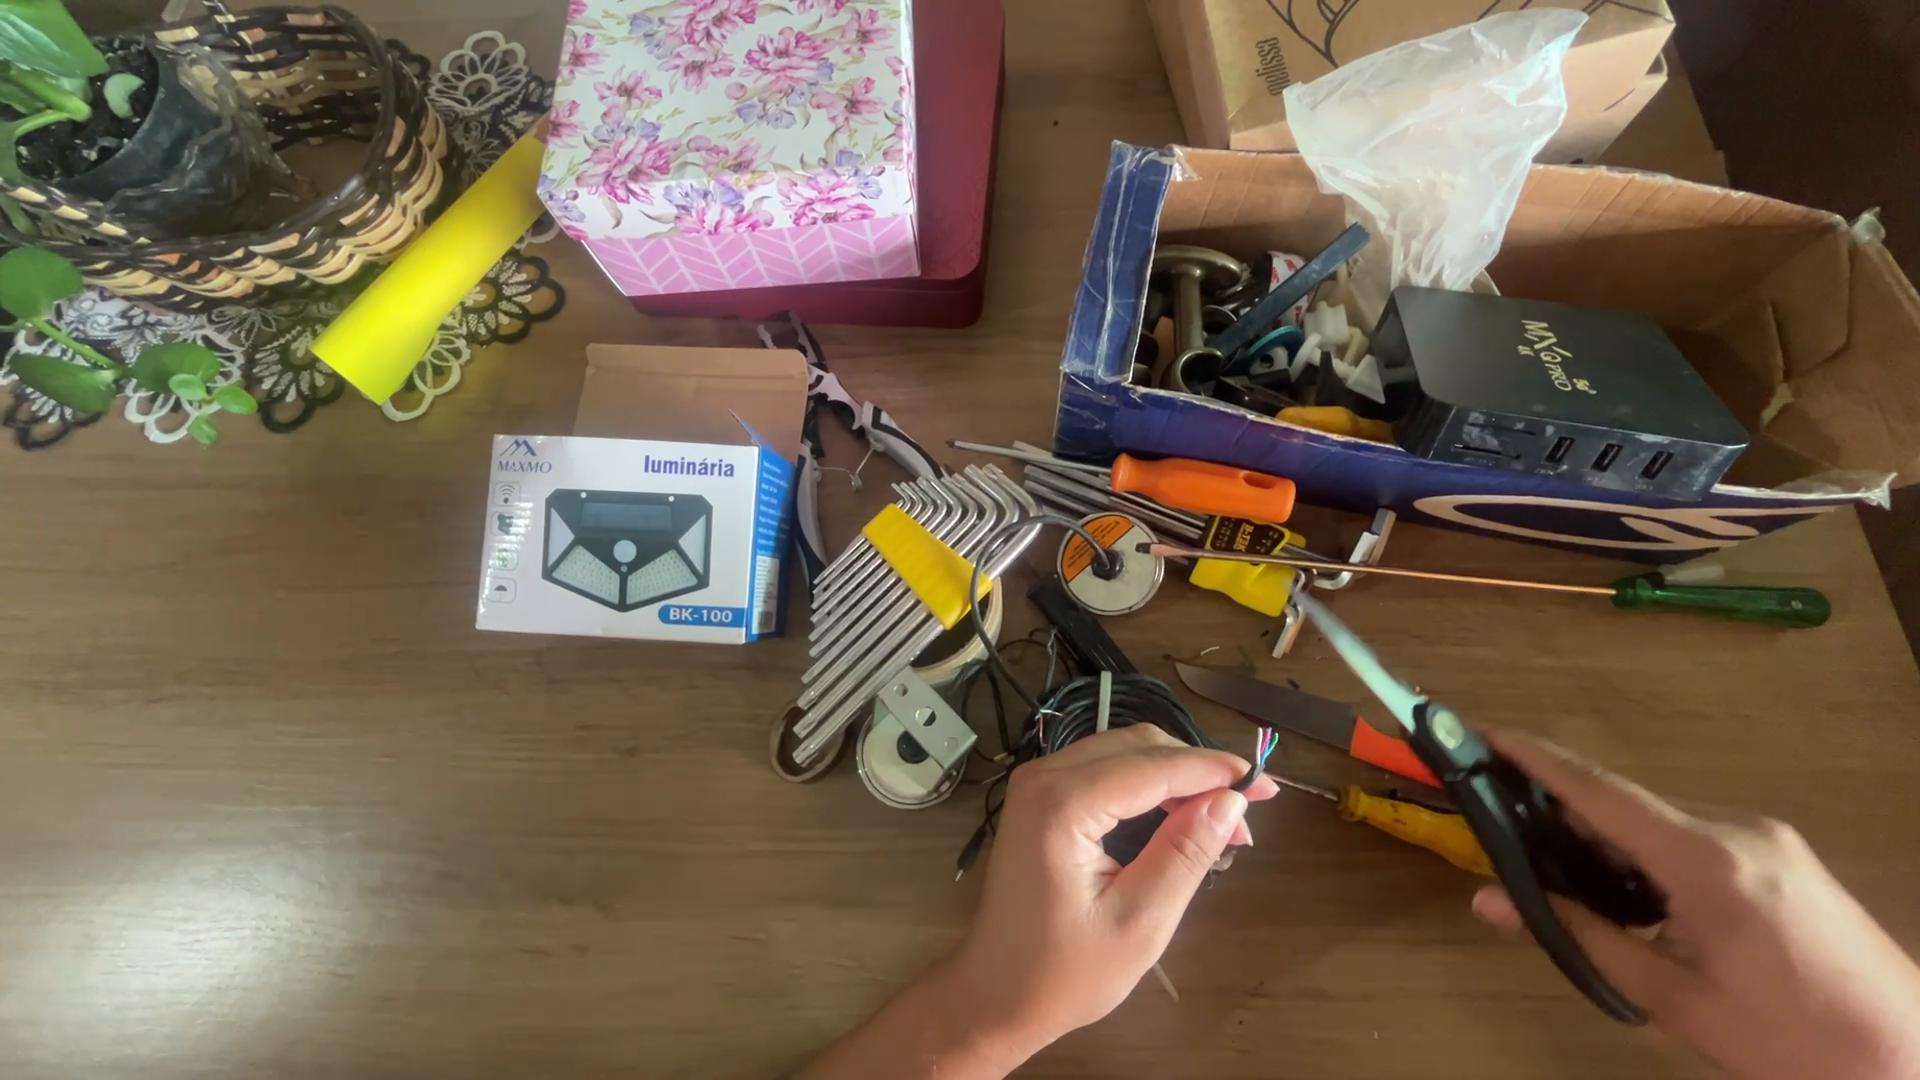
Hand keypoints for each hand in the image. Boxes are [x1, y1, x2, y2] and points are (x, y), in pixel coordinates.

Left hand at [948, 725, 1280, 1058]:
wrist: (995, 988)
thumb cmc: (1063, 971)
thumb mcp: (1139, 923)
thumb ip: (1184, 853)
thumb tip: (1230, 801)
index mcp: (1062, 804)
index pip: (1153, 766)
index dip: (1212, 769)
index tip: (1264, 783)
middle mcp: (1044, 775)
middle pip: (1137, 747)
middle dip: (1197, 770)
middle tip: (1246, 811)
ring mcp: (1037, 780)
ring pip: (1122, 751)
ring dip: (1175, 774)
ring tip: (1221, 818)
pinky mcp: (1040, 793)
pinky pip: (1104, 767)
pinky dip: (1147, 783)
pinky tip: (1178, 812)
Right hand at [1473, 731, 1919, 1079]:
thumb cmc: (1793, 1044)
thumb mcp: (1672, 999)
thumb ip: (1576, 938)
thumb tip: (1485, 901)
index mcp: (1707, 860)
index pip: (1598, 790)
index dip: (1533, 757)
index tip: (1480, 733)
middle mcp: (1737, 831)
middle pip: (1620, 804)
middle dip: (1559, 813)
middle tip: (1504, 831)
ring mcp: (1766, 840)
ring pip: (1652, 821)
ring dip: (1603, 839)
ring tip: (1563, 873)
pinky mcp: (1783, 857)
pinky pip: (1686, 835)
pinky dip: (1641, 852)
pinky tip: (1629, 891)